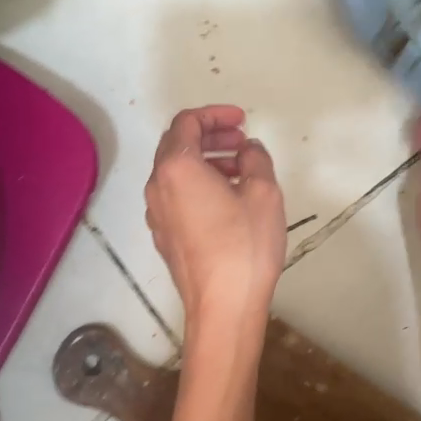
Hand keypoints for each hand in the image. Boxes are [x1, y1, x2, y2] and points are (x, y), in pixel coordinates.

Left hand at [144, 106, 286, 327]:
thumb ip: (255, 158)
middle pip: (177, 144)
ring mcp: (156, 212)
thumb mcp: (263, 192)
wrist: (222, 306)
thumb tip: (247, 149)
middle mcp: (157, 185)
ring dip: (206, 161)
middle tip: (242, 142)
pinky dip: (198, 185)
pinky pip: (176, 195)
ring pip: (176, 171)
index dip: (215, 114)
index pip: (186, 122)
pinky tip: (227, 199)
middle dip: (210, 135)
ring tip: (242, 171)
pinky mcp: (163, 235)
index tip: (242, 120)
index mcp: (176, 167)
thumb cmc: (244, 244)